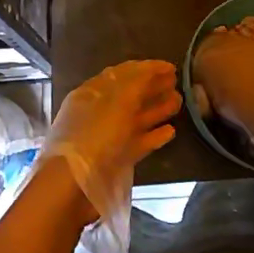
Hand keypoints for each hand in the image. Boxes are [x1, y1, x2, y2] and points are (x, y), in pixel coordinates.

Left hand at [47, 59, 181, 197]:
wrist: (74, 185)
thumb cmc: (94, 136)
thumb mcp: (117, 103)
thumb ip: (136, 84)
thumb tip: (151, 70)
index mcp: (92, 94)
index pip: (122, 74)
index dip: (146, 68)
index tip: (171, 67)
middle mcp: (98, 113)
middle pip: (130, 96)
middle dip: (153, 87)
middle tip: (177, 83)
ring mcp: (106, 138)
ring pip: (135, 119)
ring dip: (157, 109)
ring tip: (179, 103)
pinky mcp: (114, 160)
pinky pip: (137, 143)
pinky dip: (153, 136)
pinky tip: (171, 131)